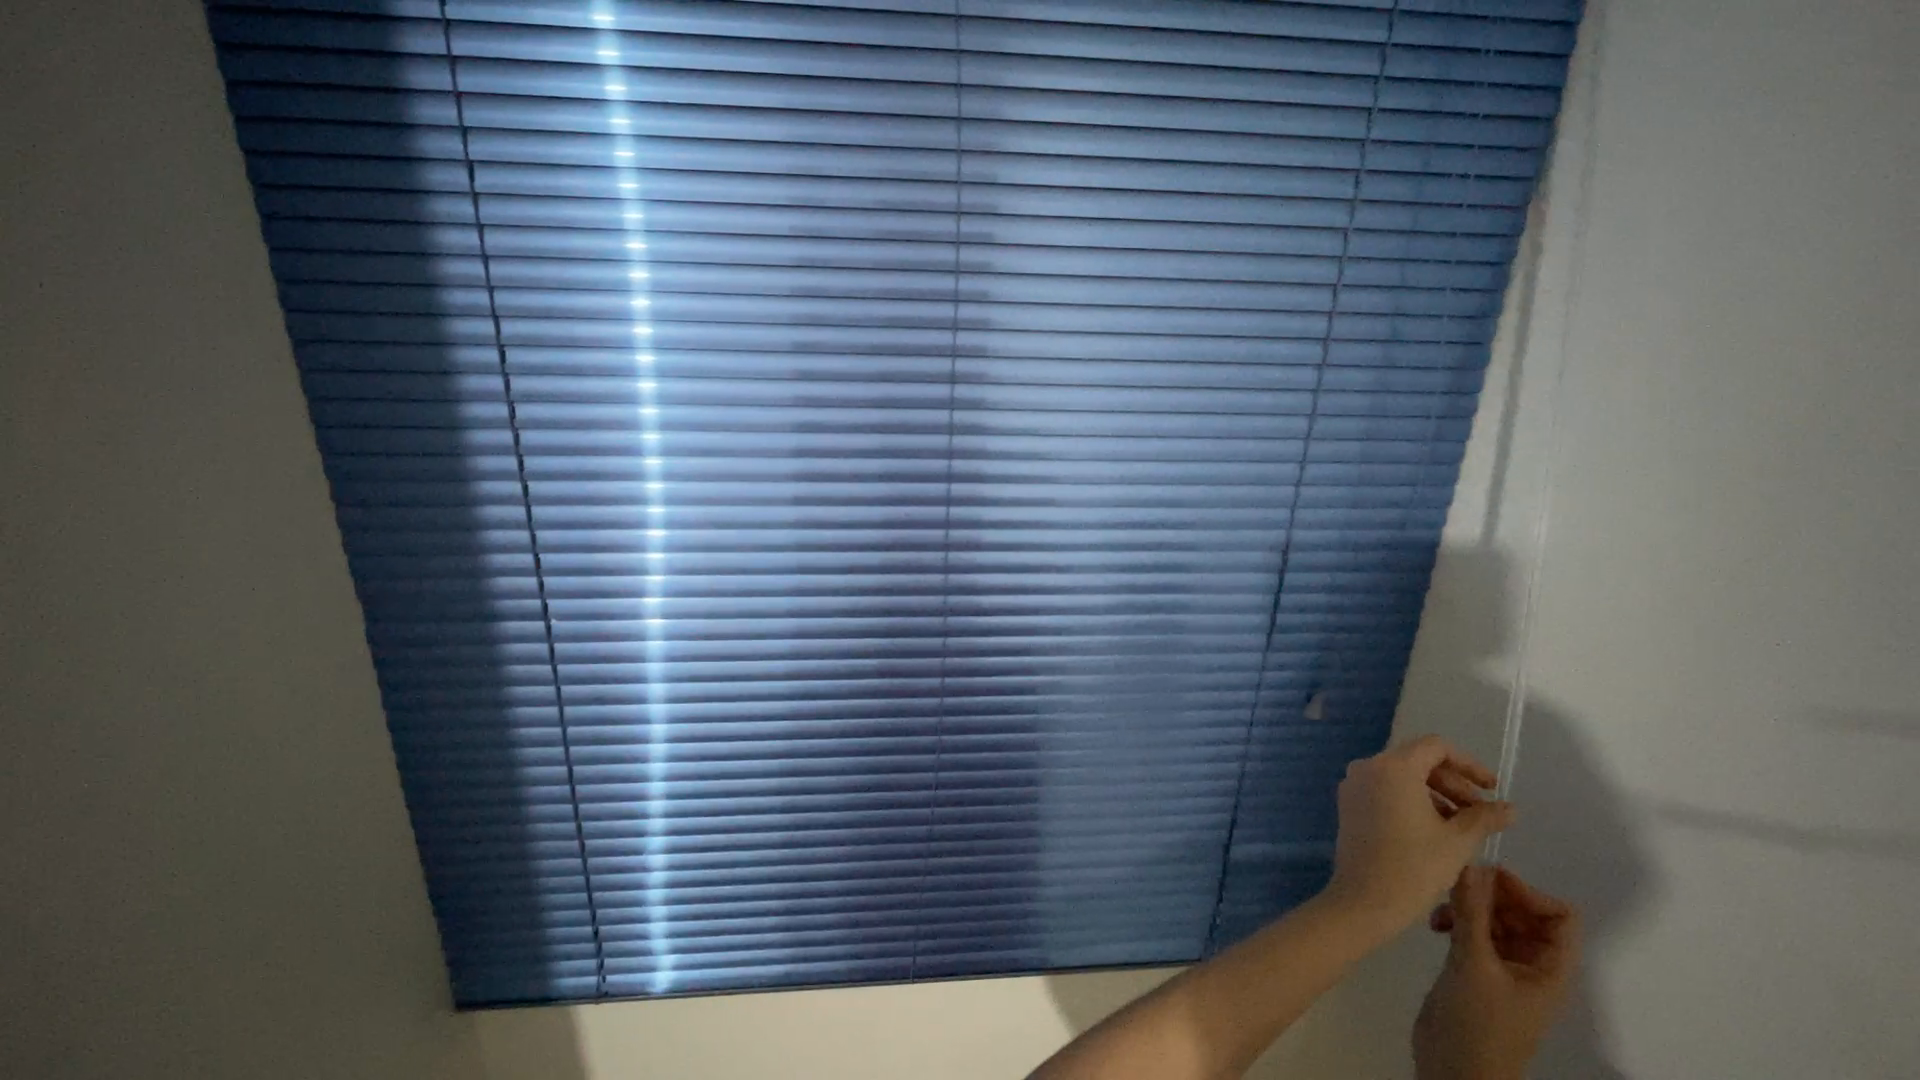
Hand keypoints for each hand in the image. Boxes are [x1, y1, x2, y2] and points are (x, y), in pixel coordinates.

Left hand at [1323, 735, 1516, 933]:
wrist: (1364, 901)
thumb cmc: (1414, 867)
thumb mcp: (1458, 841)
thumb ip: (1485, 818)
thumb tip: (1510, 808)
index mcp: (1392, 767)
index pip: (1435, 747)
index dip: (1469, 764)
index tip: (1491, 789)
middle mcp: (1367, 767)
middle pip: (1417, 760)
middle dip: (1453, 782)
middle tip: (1480, 812)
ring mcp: (1353, 785)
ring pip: (1401, 776)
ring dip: (1434, 793)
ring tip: (1461, 825)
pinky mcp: (1348, 804)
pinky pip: (1384, 790)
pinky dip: (1411, 800)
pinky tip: (1433, 828)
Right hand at [1415, 866, 1581, 1079]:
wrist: (1454, 1072)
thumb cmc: (1478, 1023)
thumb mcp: (1473, 964)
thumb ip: (1471, 912)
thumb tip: (1470, 864)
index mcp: (1550, 968)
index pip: (1559, 915)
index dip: (1528, 892)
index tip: (1487, 879)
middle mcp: (1532, 964)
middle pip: (1524, 913)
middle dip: (1491, 896)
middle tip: (1455, 889)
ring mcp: (1503, 967)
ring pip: (1495, 920)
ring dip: (1468, 908)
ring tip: (1440, 911)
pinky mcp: (1475, 970)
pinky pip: (1474, 932)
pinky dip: (1456, 922)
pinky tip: (1435, 925)